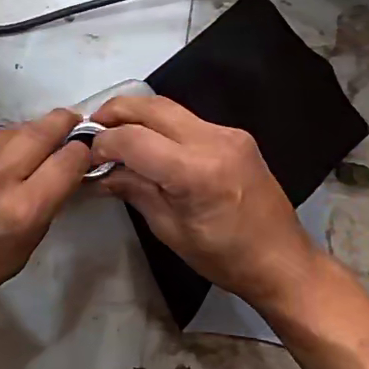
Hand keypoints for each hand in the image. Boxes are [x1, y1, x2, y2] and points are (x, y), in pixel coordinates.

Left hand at [0, 110, 91, 320]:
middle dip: (62, 123)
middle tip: (72, 122)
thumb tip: (69, 162)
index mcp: (23, 209)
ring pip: (13, 130)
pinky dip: (1, 143)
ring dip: (30, 132)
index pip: (68, 160)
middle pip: (41, 132)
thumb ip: (51, 197)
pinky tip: (1, 156)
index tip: (85, 149)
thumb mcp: (30, 239)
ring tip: (36, 143)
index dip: (81, 152)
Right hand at [90, 95, 322, 311]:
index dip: (102, 143)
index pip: (132, 138)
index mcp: (196, 172)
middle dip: (113, 113)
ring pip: (167, 107)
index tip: (86, 157)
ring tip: (113, 135)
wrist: (283, 261)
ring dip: (134, 115)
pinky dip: (157, 124)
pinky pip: (185, 119)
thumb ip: (133, 189)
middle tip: (91, 131)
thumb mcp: (168, 229)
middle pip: (149, 107)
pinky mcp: (234, 135)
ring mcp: (228, 134)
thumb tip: (98, 171)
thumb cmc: (223, 257)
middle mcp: (214, 141)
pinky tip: (146, 143)